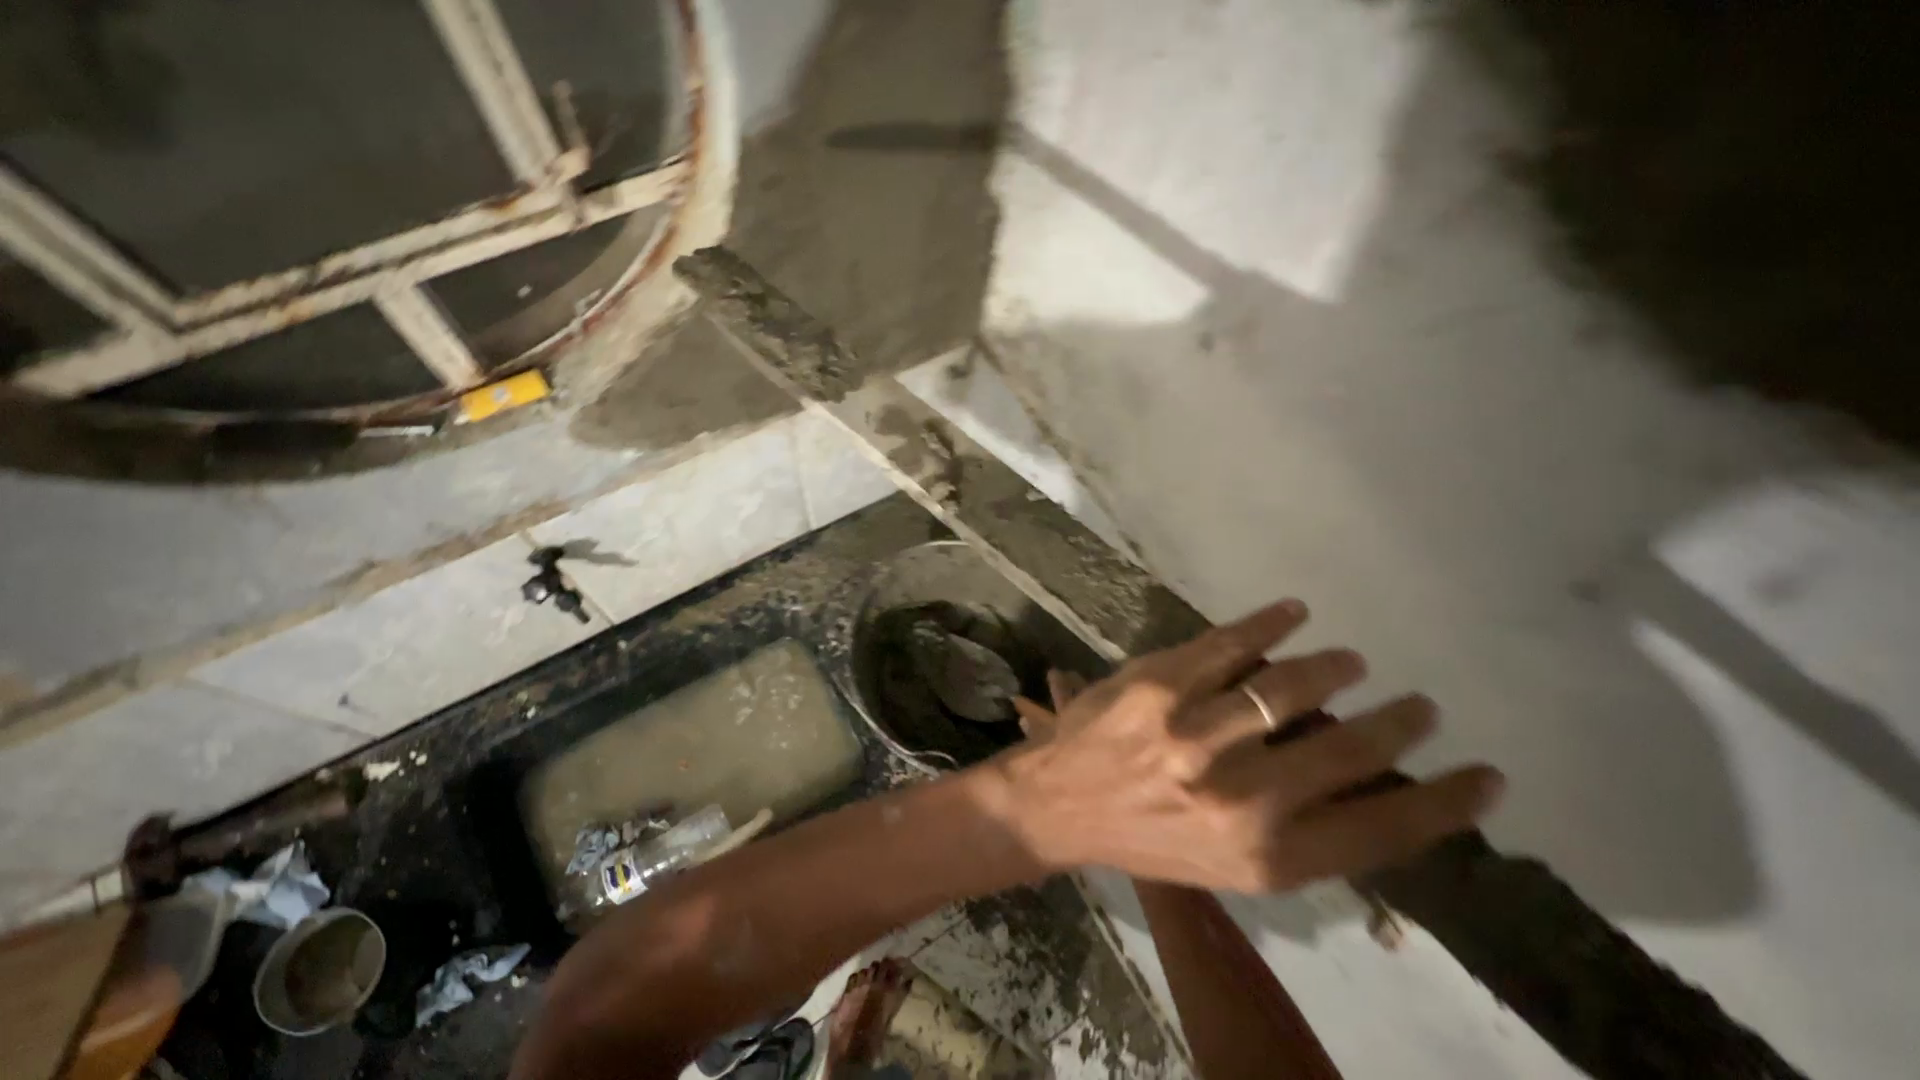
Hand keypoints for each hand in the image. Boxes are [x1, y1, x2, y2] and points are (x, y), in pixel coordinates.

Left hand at [988, 599, 1502, 892]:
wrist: (1056, 808)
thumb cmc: (1150, 840)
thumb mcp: (1230, 863)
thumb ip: (1303, 829)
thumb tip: (1384, 780)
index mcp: (1264, 857)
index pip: (1383, 829)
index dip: (1445, 802)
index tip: (1486, 775)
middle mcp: (1237, 799)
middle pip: (1349, 750)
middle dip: (1397, 723)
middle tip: (1418, 707)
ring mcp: (1193, 735)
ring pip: (1292, 685)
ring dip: (1333, 669)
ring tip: (1348, 664)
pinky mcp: (1158, 683)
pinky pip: (1231, 642)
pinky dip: (1271, 623)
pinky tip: (1293, 613)